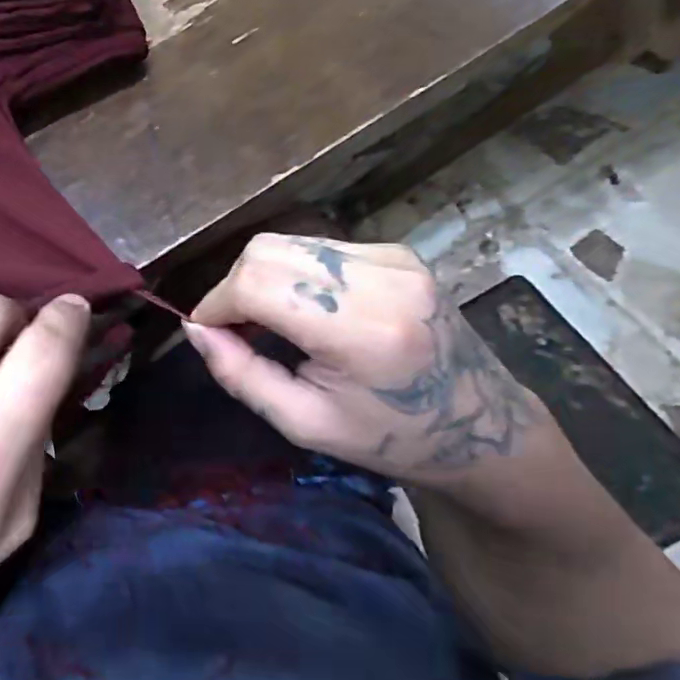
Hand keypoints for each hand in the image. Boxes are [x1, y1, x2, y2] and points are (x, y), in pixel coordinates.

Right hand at [185, 234, 551, 482]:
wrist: (485, 429)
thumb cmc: (389, 437)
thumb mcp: (301, 423)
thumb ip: (239, 373)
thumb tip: (194, 328)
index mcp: (362, 332)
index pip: (256, 285)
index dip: (215, 303)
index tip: (205, 331)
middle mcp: (382, 281)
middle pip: (264, 252)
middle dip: (231, 286)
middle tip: (233, 327)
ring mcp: (394, 260)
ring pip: (284, 242)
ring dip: (257, 276)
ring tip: (265, 318)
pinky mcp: (398, 252)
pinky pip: (314, 246)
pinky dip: (289, 271)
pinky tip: (301, 307)